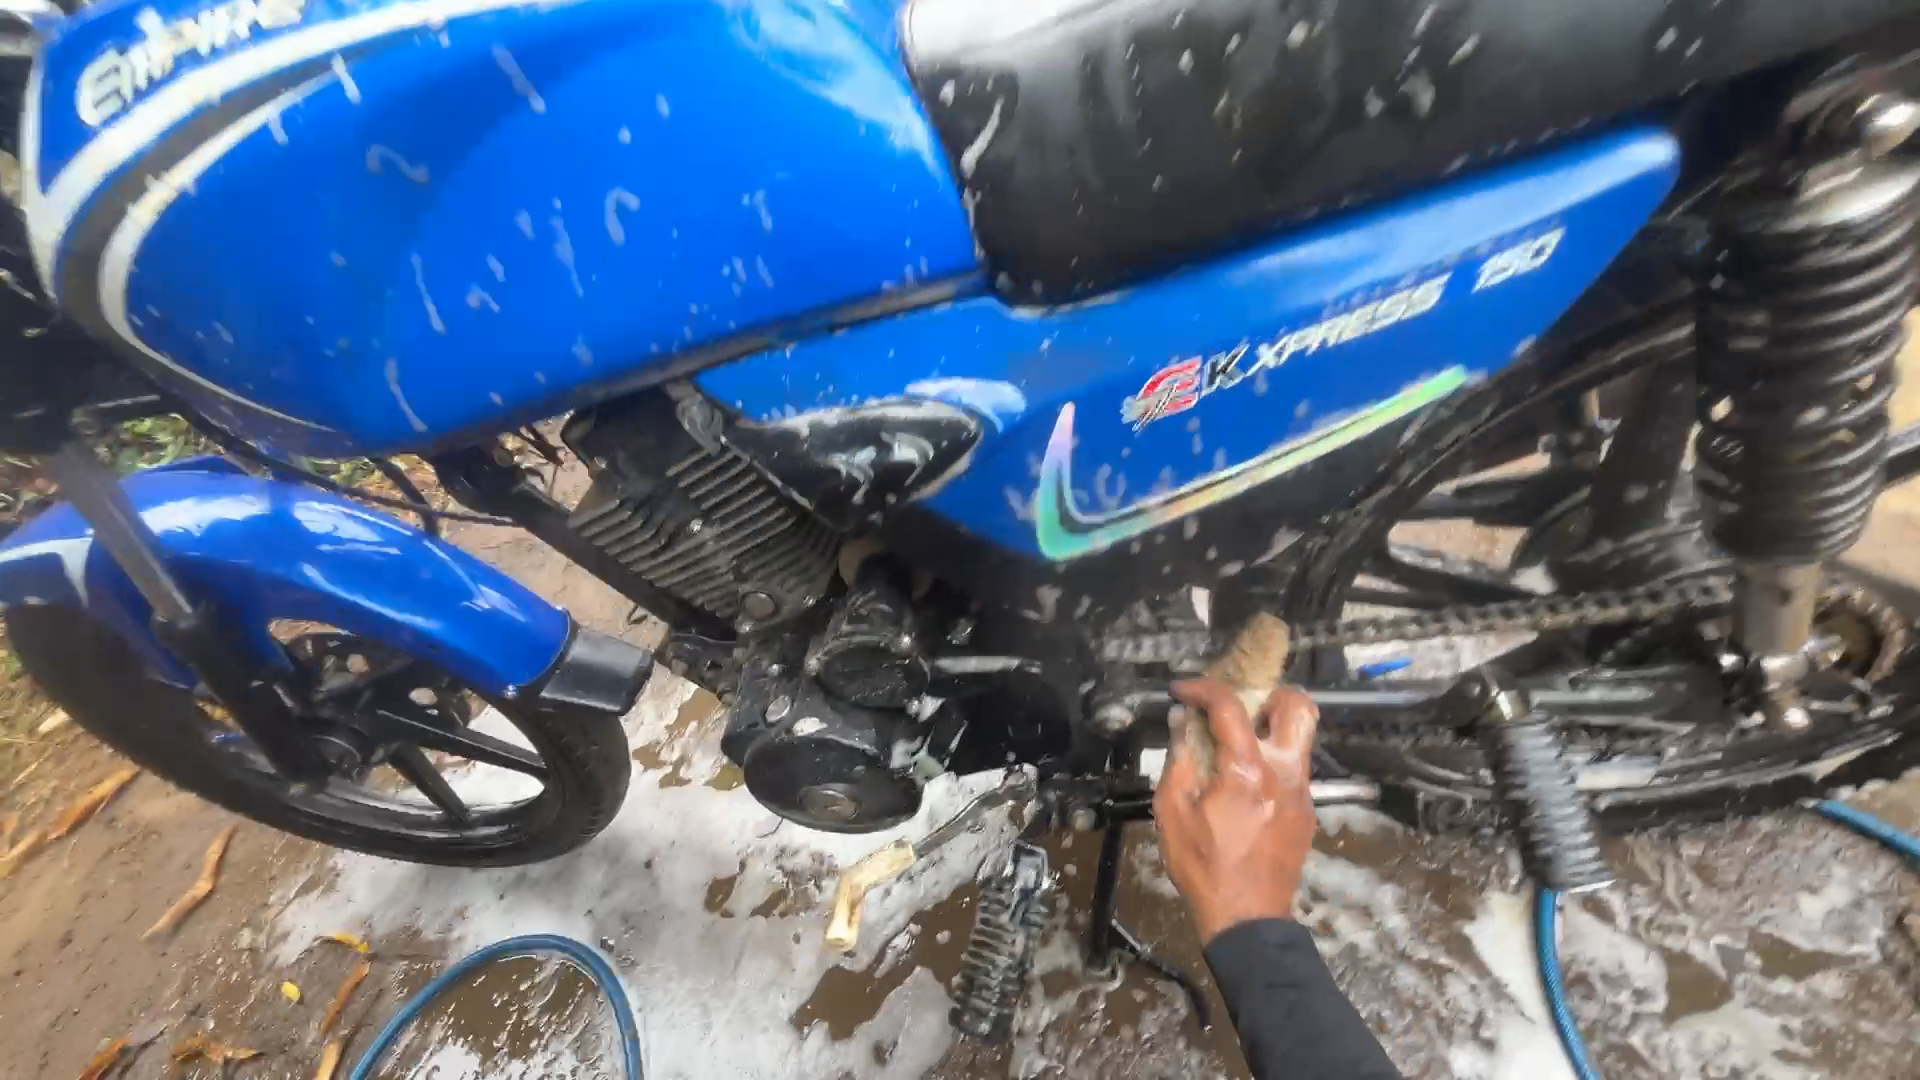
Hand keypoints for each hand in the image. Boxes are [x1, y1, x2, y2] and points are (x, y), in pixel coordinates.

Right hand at [1152, 678, 1319, 943]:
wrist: (1247, 921)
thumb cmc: (1203, 865)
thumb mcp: (1172, 809)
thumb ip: (1179, 756)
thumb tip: (1181, 720)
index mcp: (1248, 770)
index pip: (1230, 706)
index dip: (1202, 688)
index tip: (1181, 691)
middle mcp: (1285, 773)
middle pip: (1298, 707)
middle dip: (1267, 693)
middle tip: (1236, 706)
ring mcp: (1302, 793)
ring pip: (1300, 736)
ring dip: (1270, 725)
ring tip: (1235, 740)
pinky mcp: (1307, 811)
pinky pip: (1294, 767)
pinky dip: (1271, 757)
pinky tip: (1243, 779)